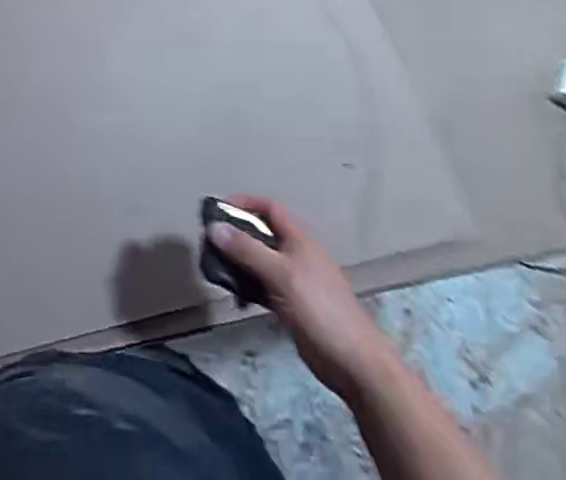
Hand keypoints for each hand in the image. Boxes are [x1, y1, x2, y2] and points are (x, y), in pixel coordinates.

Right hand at [206, 195, 393, 398]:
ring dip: (240, 262)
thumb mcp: (281, 274)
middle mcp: (297, 256)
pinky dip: (247, 286)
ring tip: (215, 266)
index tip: (219, 209)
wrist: (353, 362)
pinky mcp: (292, 305)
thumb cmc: (320, 309)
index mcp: (300, 241)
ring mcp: (295, 282)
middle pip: (263, 235)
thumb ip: (247, 250)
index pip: (271, 209)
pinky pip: (263, 286)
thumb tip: (214, 227)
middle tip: (211, 241)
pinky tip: (234, 294)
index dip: (245, 203)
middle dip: (237, 234)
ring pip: (261, 262)